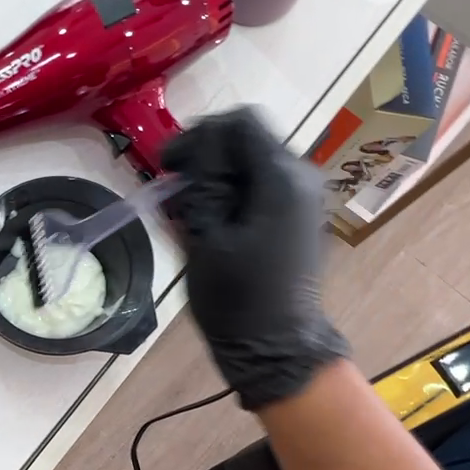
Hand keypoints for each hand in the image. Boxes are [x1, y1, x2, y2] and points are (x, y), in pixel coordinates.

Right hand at [161, 107, 350, 409]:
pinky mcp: (298, 216)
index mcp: (280, 178)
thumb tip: (194, 151)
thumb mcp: (204, 239)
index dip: (197, 136)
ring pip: (253, 163)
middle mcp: (300, 177)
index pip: (239, 124)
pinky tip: (209, 222)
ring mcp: (304, 197)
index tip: (166, 166)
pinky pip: (262, 186)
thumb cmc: (235, 298)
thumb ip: (201, 186)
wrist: (274, 345)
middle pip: (248, 141)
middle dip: (205, 158)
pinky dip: (233, 194)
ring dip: (216, 179)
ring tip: (184, 212)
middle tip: (171, 191)